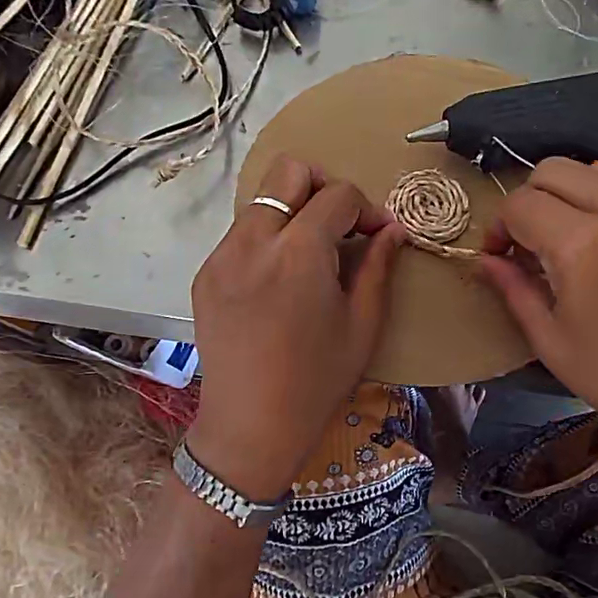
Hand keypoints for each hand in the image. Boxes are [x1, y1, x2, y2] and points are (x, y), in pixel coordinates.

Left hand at [187, 156, 405, 501]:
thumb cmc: (316, 382)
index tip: (380, 235)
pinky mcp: (204, 275)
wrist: (251, 426)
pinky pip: (240, 235)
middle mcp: (253, 240)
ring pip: (261, 201)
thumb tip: (393, 231)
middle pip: (288, 171)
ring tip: (311, 256)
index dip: (368, 208)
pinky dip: (266, 239)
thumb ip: (377, 267)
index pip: (338, 195)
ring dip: (292, 213)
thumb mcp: (361, 326)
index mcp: (299, 252)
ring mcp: (221, 256)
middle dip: (323, 186)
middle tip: (341, 225)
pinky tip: (279, 281)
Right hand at [478, 158, 597, 465]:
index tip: (502, 253)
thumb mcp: (553, 342)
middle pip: (558, 169)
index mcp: (583, 245)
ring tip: (585, 243)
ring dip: (581, 198)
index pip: (522, 203)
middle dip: (534, 200)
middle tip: (536, 241)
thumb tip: (488, 261)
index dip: (500, 226)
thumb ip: (515, 291)